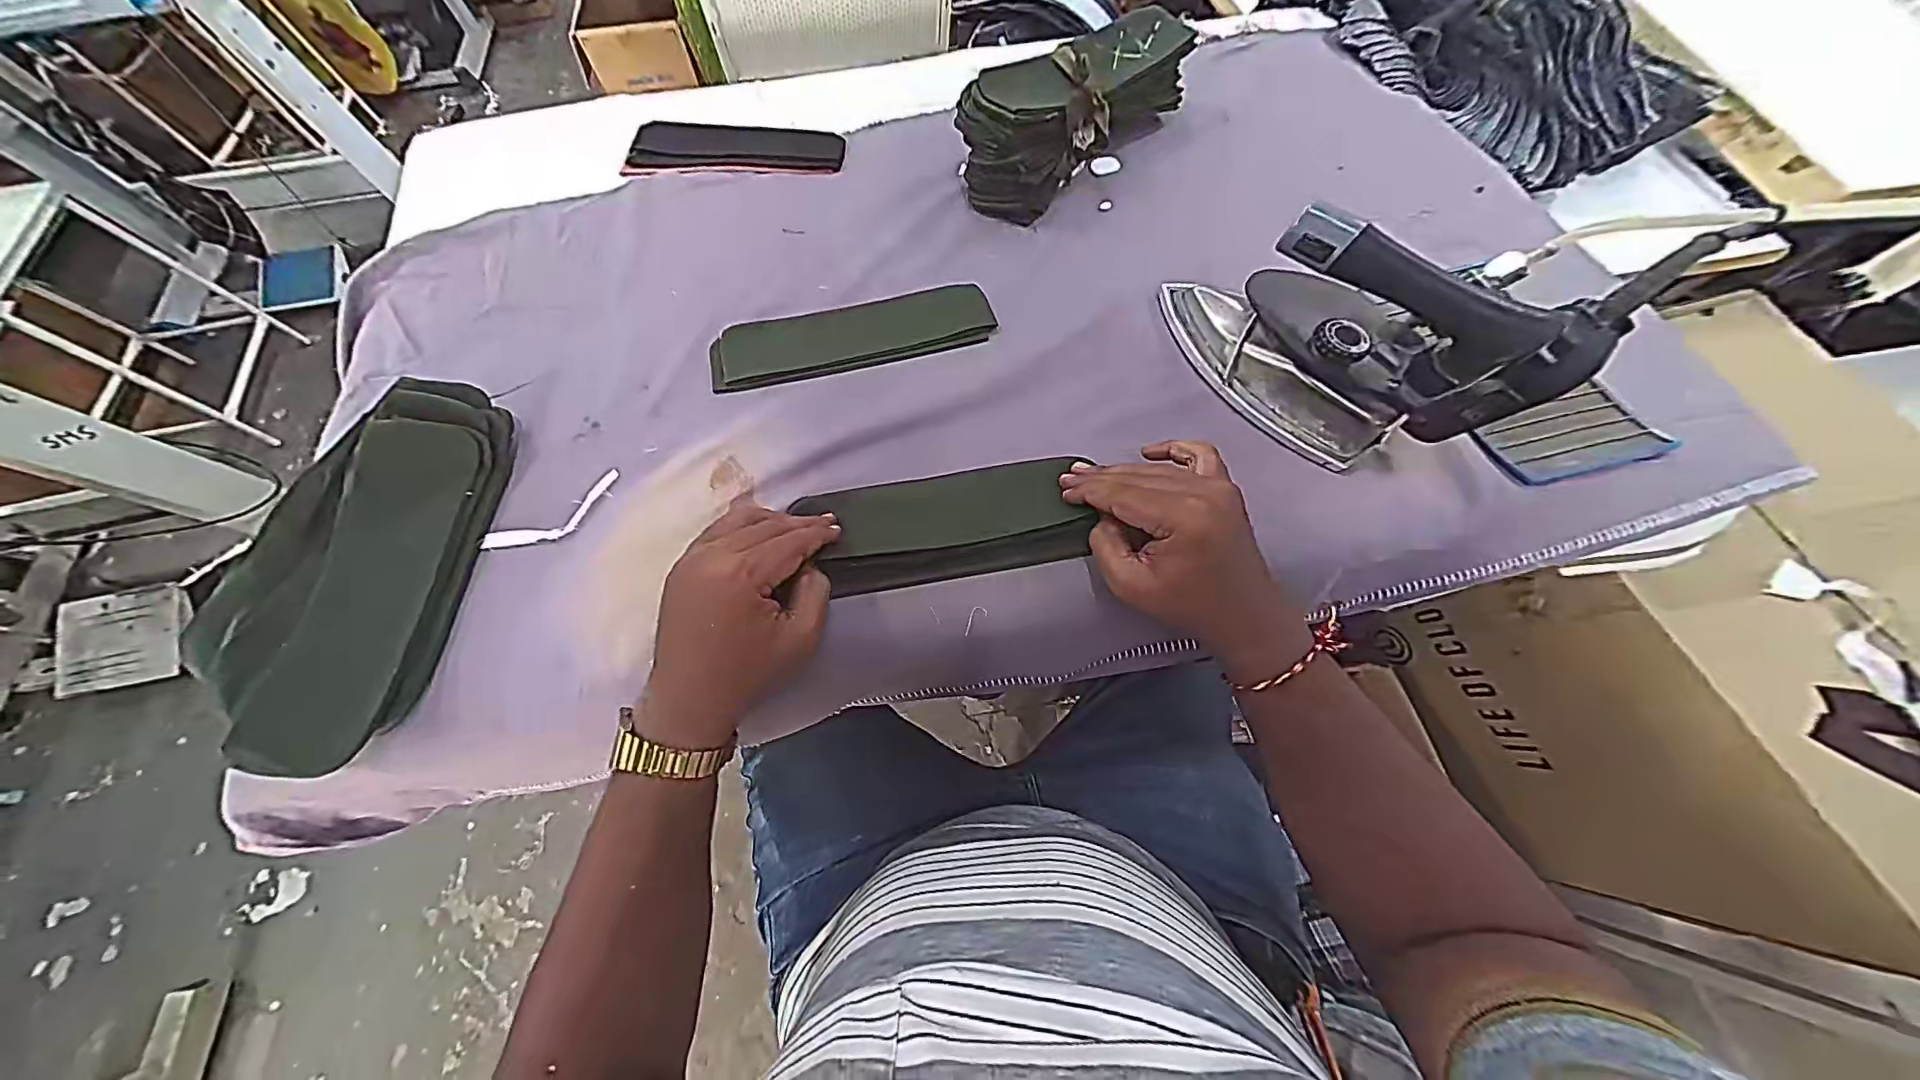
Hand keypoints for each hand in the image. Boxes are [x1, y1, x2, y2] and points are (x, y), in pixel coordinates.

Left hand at [641, 500, 839, 748]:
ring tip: (797, 527)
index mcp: (740, 573)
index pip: (788, 541)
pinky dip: (742, 525)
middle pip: (764, 526)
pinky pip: (716, 531)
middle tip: (826, 524)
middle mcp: (711, 556)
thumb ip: (815, 592)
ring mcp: (691, 559)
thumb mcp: (801, 639)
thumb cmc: (748, 673)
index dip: (817, 533)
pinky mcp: (681, 567)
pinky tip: (760, 530)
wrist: (689, 699)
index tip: (837, 530)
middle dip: (798, 523)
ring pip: (737, 521)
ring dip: (771, 520)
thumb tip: (810, 565)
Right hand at [1060, 441, 1309, 682]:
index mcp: (1183, 516)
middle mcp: (1204, 493)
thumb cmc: (1190, 605)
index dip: (1090, 490)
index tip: (1065, 490)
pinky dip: (1172, 450)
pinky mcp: (1226, 489)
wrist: (1243, 614)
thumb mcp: (1130, 586)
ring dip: (1124, 470)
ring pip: (1159, 469)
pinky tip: (1149, 453)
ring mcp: (1219, 487)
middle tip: (1070, 478)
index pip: (1123, 493)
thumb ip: (1106, 546)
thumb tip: (1103, 517)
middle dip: (1100, 478)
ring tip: (1093, 473)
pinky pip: (1198, 455)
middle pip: (1138, 477)